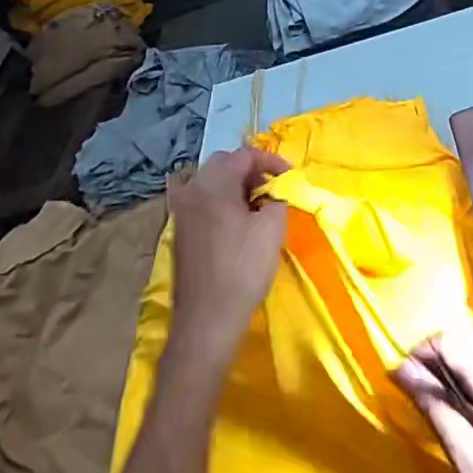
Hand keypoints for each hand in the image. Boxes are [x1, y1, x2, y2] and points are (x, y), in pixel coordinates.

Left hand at [168, 148, 291, 356]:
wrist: (208, 317)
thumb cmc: (243, 268)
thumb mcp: (272, 227)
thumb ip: (277, 198)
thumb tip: (274, 193)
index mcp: (213, 183)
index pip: (244, 155)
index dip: (272, 161)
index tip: (291, 176)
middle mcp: (192, 190)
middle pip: (224, 164)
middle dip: (252, 170)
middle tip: (275, 187)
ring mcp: (182, 211)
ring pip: (212, 183)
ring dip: (238, 186)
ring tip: (261, 205)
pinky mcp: (181, 231)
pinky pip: (204, 202)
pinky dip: (224, 201)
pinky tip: (241, 222)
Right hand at [393, 334, 472, 472]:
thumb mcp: (471, 463)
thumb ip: (438, 411)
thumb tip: (405, 371)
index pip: (450, 340)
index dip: (419, 353)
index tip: (399, 380)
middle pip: (462, 347)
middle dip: (429, 363)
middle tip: (410, 397)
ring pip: (471, 364)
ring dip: (443, 377)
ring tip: (428, 410)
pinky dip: (460, 391)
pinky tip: (455, 420)